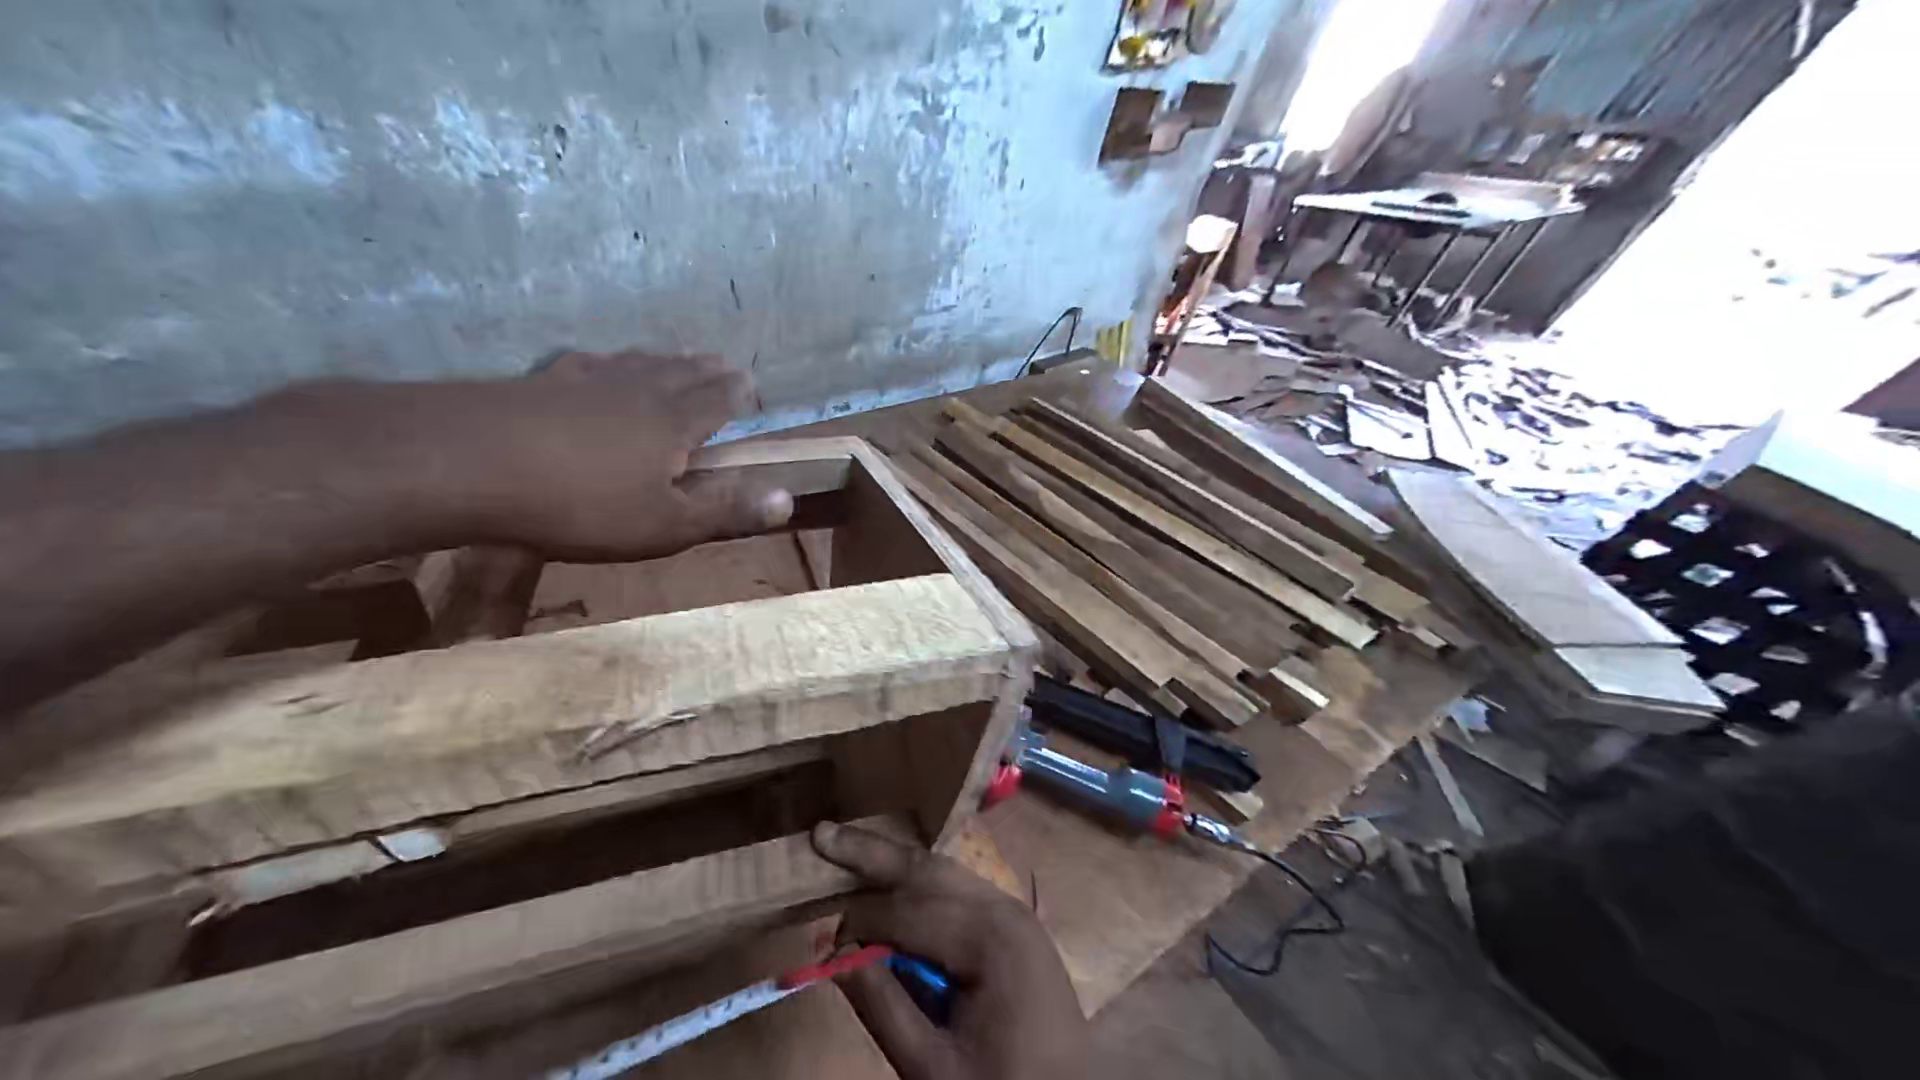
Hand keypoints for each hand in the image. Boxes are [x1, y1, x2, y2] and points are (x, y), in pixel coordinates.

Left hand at [434, 350, 792, 560]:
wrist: (464, 464)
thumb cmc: (581, 504)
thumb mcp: (665, 524)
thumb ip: (727, 510)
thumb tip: (788, 498)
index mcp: (675, 420)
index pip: (721, 397)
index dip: (742, 394)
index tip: (754, 391)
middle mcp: (638, 388)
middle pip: (684, 370)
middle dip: (710, 370)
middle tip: (727, 366)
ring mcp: (586, 379)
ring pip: (640, 361)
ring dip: (666, 360)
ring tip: (676, 359)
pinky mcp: (540, 382)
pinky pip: (590, 364)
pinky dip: (609, 363)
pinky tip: (596, 365)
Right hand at [812, 822, 1090, 1079]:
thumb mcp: (934, 1068)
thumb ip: (884, 1006)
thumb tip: (838, 954)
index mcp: (990, 938)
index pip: (907, 911)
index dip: (859, 923)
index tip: (822, 943)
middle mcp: (1004, 907)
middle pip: (927, 869)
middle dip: (872, 851)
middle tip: (823, 834)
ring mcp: (1014, 911)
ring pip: (943, 873)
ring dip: (895, 864)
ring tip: (849, 848)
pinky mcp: (1015, 924)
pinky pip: (960, 892)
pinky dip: (922, 886)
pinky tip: (895, 882)